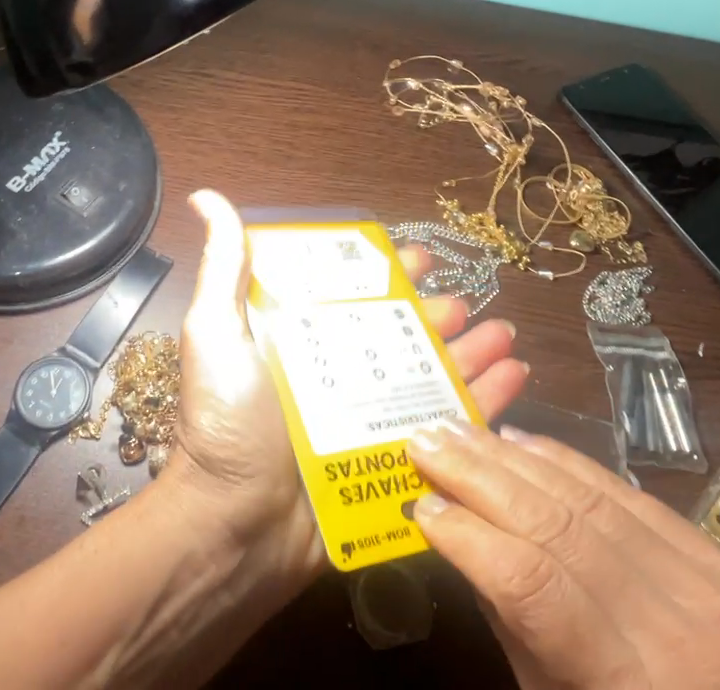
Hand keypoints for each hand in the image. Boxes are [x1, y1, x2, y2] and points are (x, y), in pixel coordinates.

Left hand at [166, 190, 529, 582]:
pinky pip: (449, 427)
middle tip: (464, 305)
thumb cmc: (228, 421)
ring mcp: (370, 420)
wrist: (237, 525)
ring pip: (432, 375)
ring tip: (504, 333)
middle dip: (437, 314)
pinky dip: (485, 402)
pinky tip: (514, 378)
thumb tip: (205, 195)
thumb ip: (222, 267)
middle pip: (400, 335)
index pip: (353, 296)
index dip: (387, 273)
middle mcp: (339, 375)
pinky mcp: (396, 461)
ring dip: (472, 351)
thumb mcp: (215, 332)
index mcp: (302, 340)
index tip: (419, 256)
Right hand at [405, 420, 719, 688]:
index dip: (471, 536)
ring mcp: (706, 586)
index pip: (533, 585)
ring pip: (587, 499)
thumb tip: (452, 519)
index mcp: (629, 685)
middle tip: (425, 442)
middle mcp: (679, 632)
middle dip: (479, 477)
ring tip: (458, 431)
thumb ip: (506, 606)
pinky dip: (564, 460)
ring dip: (511, 457)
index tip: (421, 503)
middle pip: (558, 529)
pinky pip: (624, 492)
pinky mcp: (716, 554)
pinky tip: (518, 439)